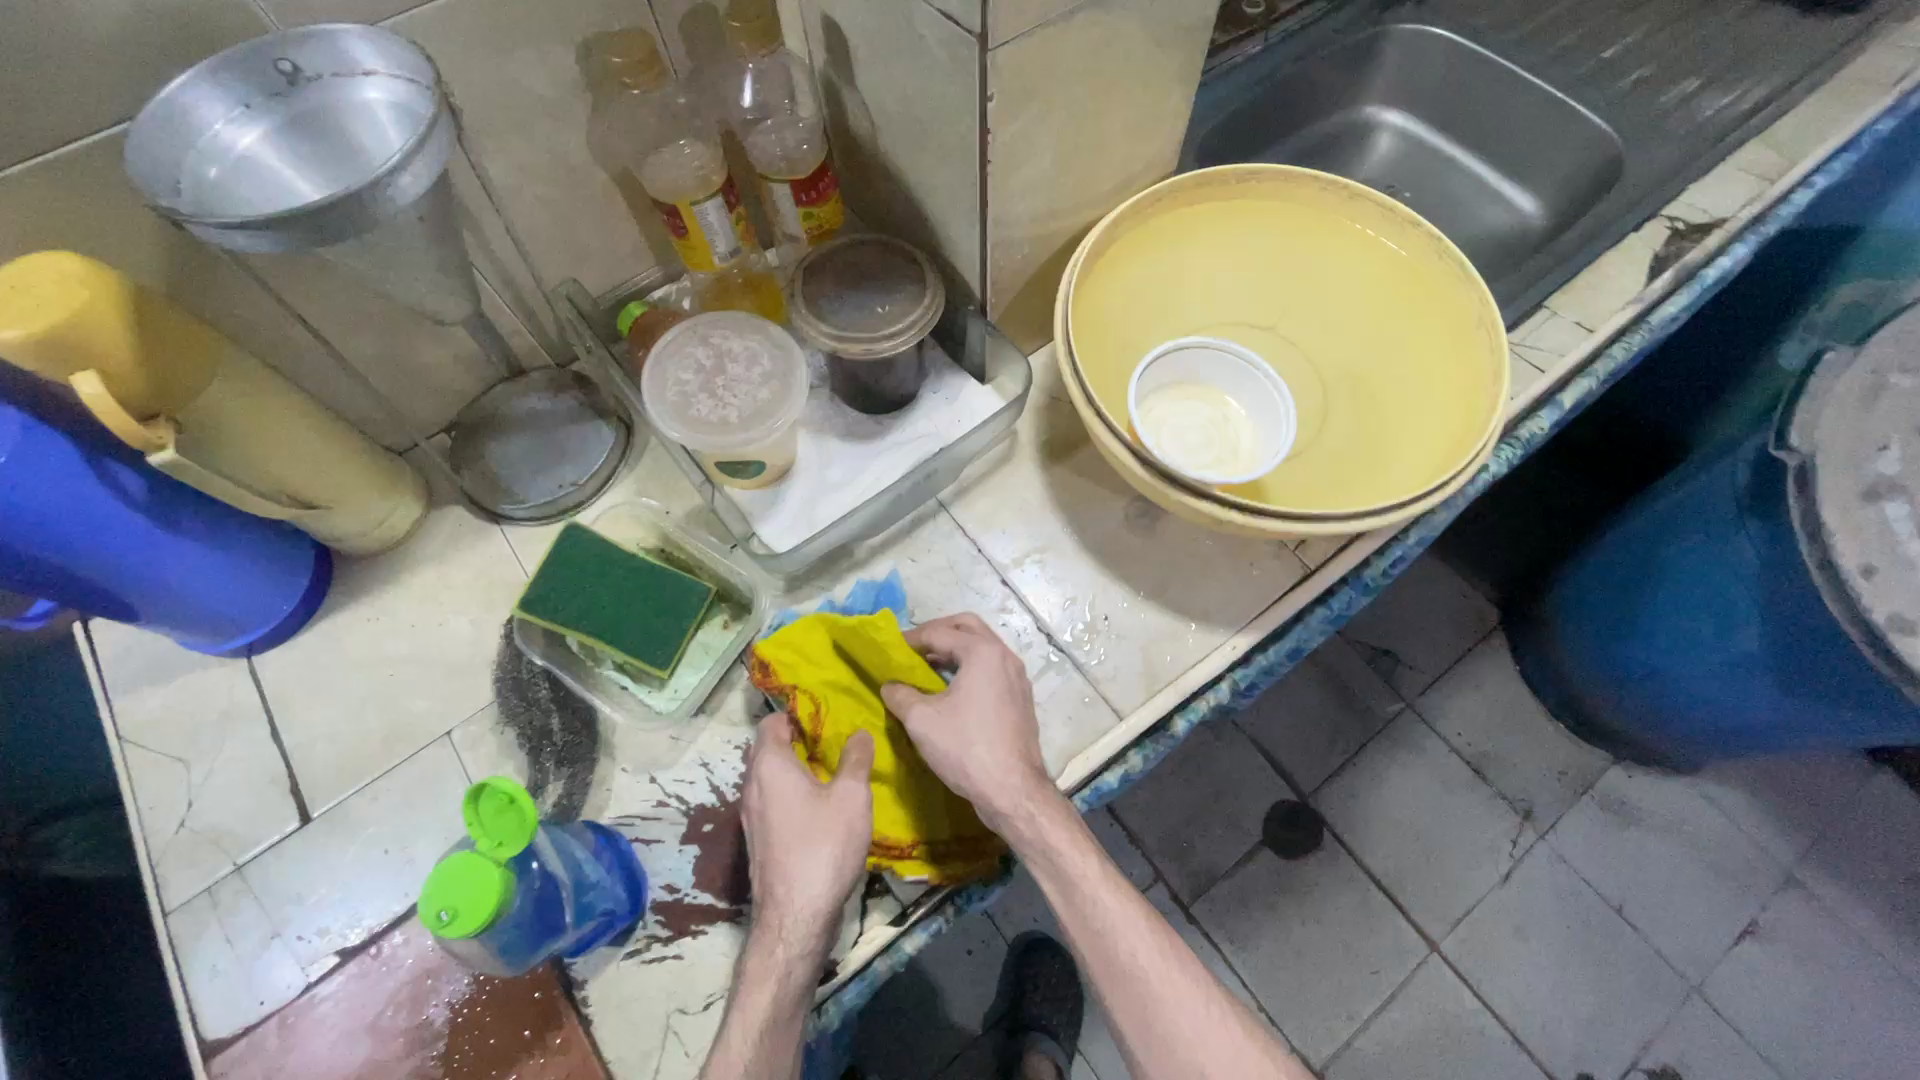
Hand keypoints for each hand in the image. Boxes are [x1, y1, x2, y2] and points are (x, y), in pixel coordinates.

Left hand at [740, 712, 873, 952]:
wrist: (796, 916)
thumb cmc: (824, 846)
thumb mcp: (851, 796)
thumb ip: (856, 759)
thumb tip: (859, 733)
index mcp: (769, 765)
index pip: (771, 722)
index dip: (796, 715)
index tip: (825, 717)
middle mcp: (751, 786)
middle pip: (769, 750)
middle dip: (799, 743)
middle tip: (834, 743)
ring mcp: (750, 818)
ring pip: (771, 780)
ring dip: (797, 772)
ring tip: (833, 773)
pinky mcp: (758, 843)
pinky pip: (773, 805)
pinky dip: (793, 798)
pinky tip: (821, 809)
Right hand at [880, 614, 1058, 832]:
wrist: (1012, 790)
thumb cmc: (965, 748)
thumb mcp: (921, 720)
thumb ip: (900, 694)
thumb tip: (890, 685)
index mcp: (983, 652)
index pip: (940, 632)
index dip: (911, 639)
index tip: (889, 648)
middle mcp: (1005, 656)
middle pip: (967, 627)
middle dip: (938, 633)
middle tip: (913, 648)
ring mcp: (1017, 677)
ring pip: (983, 648)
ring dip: (955, 650)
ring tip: (927, 667)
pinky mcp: (1020, 698)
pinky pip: (991, 669)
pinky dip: (969, 668)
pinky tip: (950, 690)